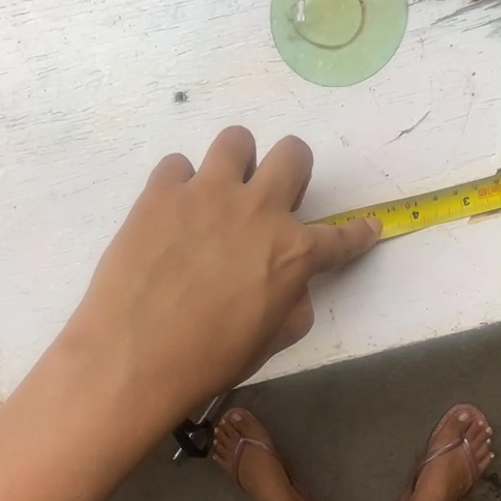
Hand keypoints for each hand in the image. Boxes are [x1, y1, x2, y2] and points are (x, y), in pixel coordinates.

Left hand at [60, 126, 380, 419]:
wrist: (134, 357)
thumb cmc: (209, 360)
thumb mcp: (270, 342)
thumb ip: (294, 304)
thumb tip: (292, 284)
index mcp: (294, 252)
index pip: (342, 237)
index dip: (358, 234)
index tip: (366, 228)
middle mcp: (258, 209)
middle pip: (294, 154)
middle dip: (292, 174)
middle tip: (271, 204)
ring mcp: (207, 193)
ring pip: (236, 140)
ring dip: (236, 165)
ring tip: (219, 196)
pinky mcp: (160, 192)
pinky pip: (177, 164)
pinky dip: (180, 186)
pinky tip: (172, 216)